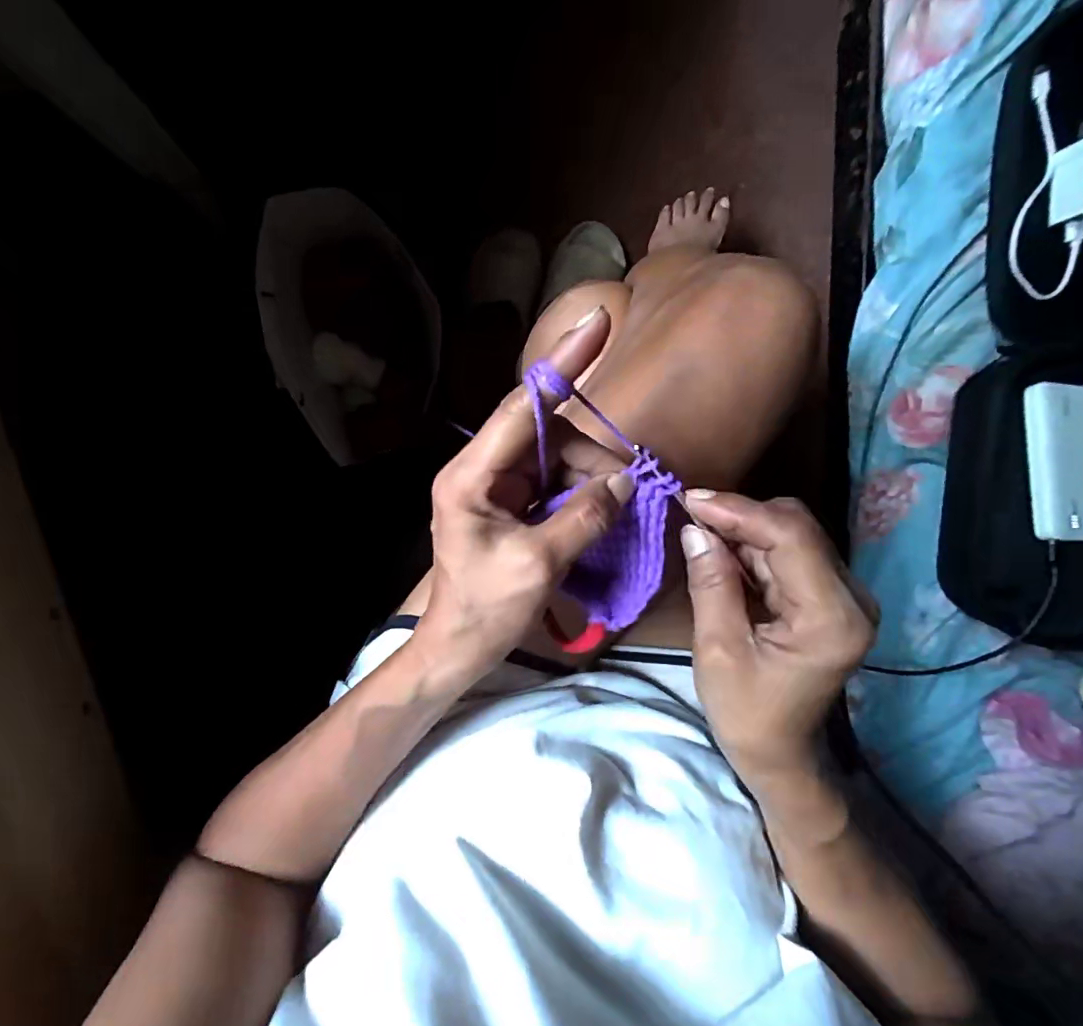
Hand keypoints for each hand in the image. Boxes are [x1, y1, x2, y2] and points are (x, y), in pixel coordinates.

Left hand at [415, 308, 632, 680]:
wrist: (457, 646)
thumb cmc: (485, 610)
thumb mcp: (538, 564)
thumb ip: (582, 517)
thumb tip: (621, 483)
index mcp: (470, 477)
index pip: (520, 409)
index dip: (561, 366)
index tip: (596, 322)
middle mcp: (479, 471)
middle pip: (543, 432)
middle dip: (588, 451)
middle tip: (625, 482)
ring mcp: (494, 487)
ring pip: (552, 456)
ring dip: (588, 474)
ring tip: (614, 507)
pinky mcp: (508, 505)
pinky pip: (550, 481)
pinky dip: (579, 490)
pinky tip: (600, 507)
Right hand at [678, 493, 878, 771]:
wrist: (780, 751)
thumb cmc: (746, 711)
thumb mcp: (718, 650)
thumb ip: (711, 585)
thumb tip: (695, 530)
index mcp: (831, 617)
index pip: (791, 538)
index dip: (740, 511)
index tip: (691, 499)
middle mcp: (851, 598)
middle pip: (798, 528)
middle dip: (741, 514)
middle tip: (689, 513)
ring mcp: (843, 596)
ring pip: (793, 534)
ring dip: (743, 527)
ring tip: (697, 529)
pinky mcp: (828, 598)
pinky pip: (789, 555)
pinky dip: (751, 546)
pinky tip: (719, 548)